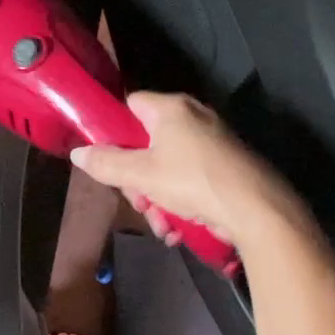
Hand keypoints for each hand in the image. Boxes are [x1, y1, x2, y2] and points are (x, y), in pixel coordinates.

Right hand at [70, 92, 314, 250]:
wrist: (257, 208)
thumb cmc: (192, 181)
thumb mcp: (141, 175)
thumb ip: (106, 163)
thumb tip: (78, 153)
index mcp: (171, 109)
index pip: (131, 105)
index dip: (115, 130)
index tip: (107, 158)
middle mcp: (193, 117)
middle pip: (146, 143)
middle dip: (138, 181)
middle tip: (139, 204)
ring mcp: (212, 142)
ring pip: (167, 167)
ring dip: (157, 200)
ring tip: (163, 227)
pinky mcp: (224, 166)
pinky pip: (189, 179)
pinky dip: (180, 203)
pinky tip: (179, 229)